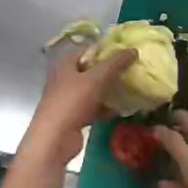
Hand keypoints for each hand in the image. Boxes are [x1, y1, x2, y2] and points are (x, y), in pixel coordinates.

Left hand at [21, 45, 134, 168]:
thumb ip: (115, 63)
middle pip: (90, 69)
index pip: (87, 48)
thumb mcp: (96, 78)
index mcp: (65, 63)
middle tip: (130, 69)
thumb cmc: (72, 101)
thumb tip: (133, 49)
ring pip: (92, 89)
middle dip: (109, 70)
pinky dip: (105, 107)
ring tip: (129, 87)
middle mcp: (64, 78)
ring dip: (108, 89)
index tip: (124, 52)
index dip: (105, 48)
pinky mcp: (73, 116)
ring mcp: (68, 98)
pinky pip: (92, 107)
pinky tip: (121, 109)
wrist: (54, 139)